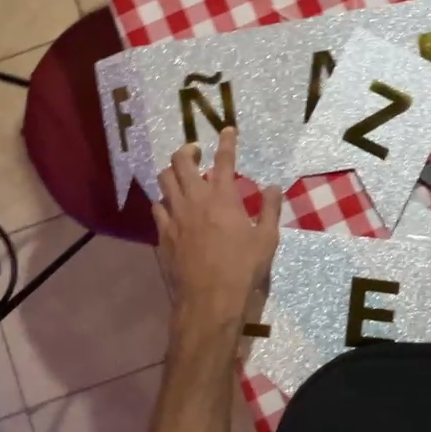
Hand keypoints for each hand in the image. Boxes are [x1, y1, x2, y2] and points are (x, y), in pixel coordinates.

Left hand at [153, 128, 282, 339]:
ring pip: (163, 181)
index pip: (224, 159)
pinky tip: (171, 208)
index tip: (227, 130)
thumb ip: (271, 209)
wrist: (209, 301)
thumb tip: (273, 187)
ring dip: (172, 173)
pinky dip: (164, 202)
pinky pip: (157, 208)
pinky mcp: (162, 235)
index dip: (226, 141)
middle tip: (195, 151)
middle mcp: (194, 200)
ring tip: (180, 176)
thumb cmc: (243, 269)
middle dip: (187, 151)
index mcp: (223, 197)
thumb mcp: (267, 239)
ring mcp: (174, 217)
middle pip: (180, 162)